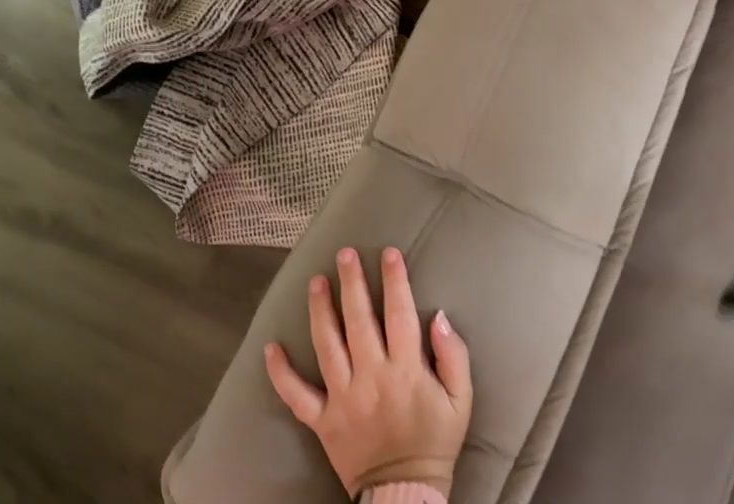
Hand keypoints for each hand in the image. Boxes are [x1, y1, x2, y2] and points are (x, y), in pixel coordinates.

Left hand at [264, 247, 471, 497]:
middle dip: (351, 284)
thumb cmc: (436, 438)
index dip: (394, 280)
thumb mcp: (462, 397)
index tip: (389, 253)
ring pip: (327, 347)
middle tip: (344, 254)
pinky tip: (271, 347)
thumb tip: (438, 316)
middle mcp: (371, 377)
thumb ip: (453, 354)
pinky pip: (296, 396)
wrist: (404, 490)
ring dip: (320, 312)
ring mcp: (343, 398)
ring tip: (316, 282)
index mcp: (406, 369)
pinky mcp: (322, 421)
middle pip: (359, 321)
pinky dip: (281, 373)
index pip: (399, 313)